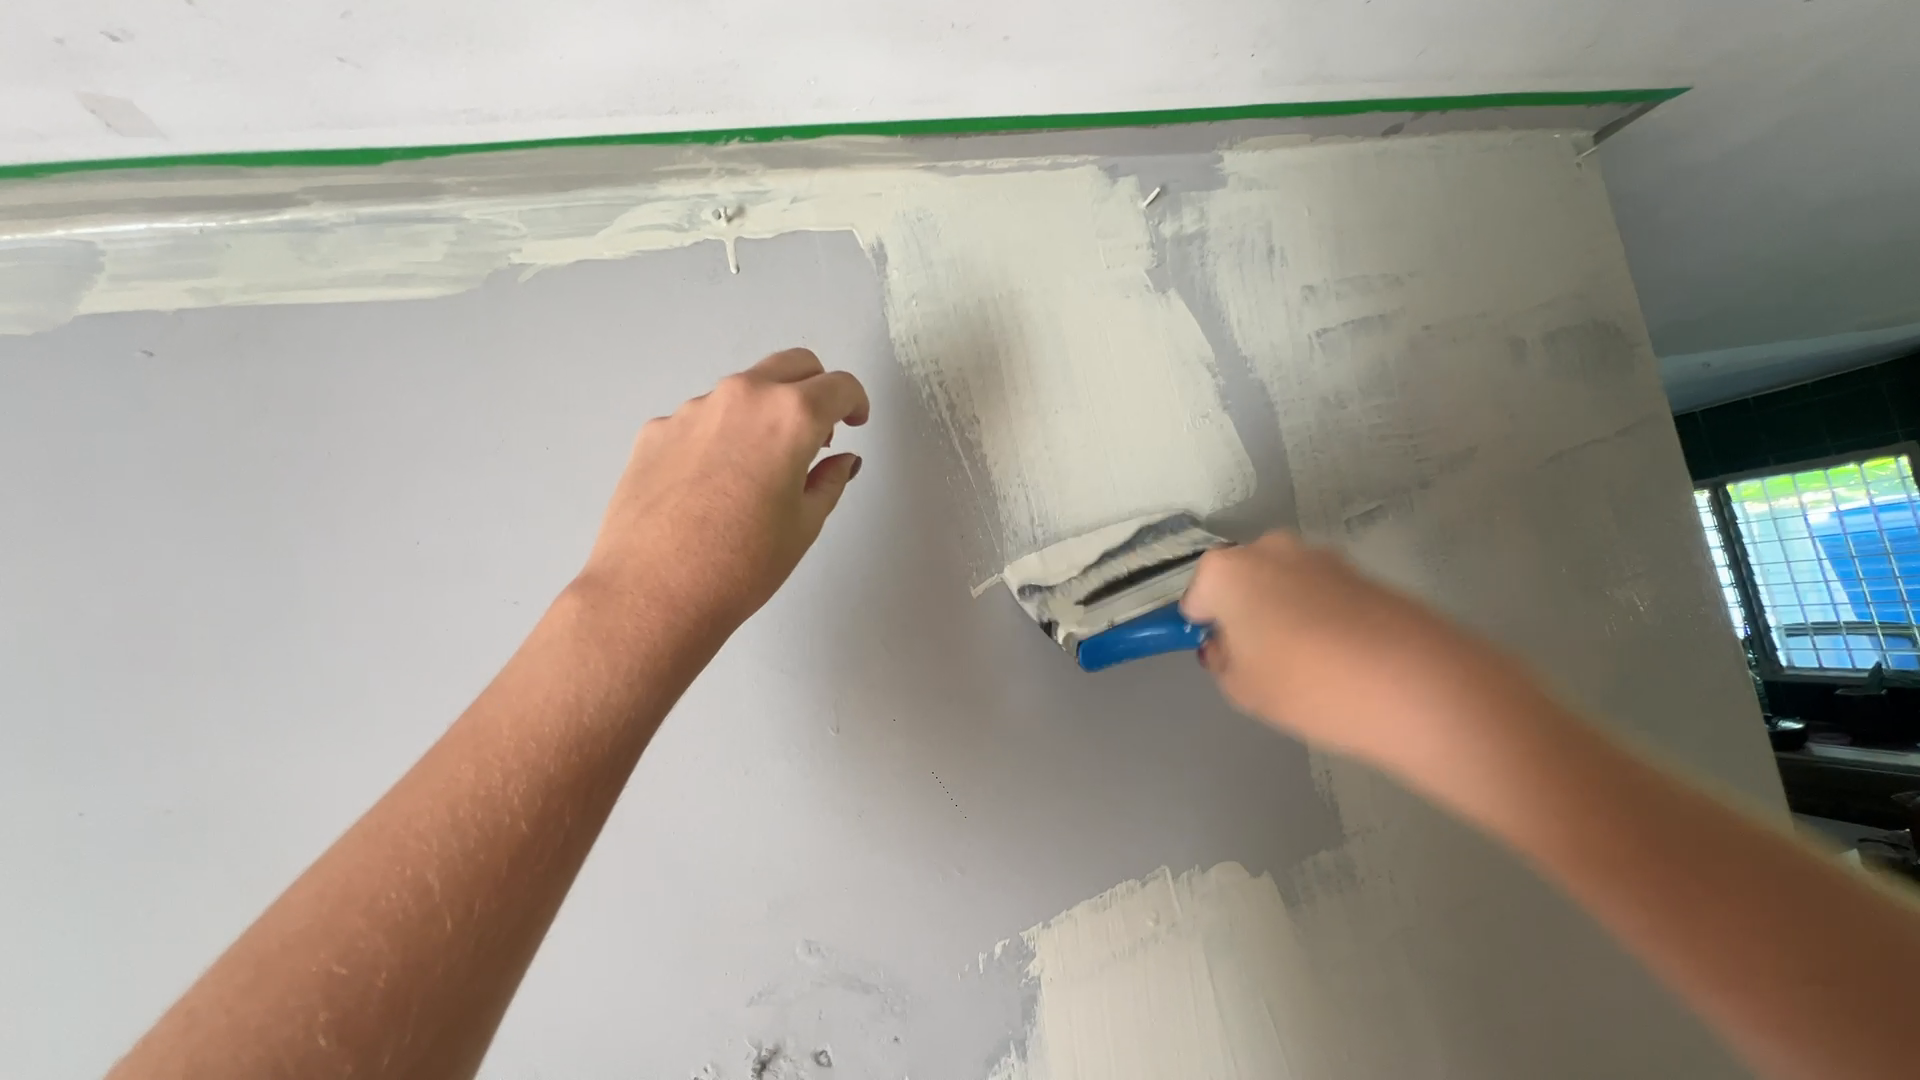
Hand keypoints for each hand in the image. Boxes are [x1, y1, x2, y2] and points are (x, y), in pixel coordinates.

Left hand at [577, 348, 868, 633]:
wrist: (653, 592)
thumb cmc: (741, 565)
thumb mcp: (804, 525)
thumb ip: (829, 480)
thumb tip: (841, 461)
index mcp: (790, 416)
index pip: (839, 386)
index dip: (856, 402)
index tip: (856, 421)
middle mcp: (741, 398)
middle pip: (792, 365)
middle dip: (815, 389)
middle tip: (818, 434)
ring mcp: (693, 410)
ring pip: (743, 390)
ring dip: (764, 412)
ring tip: (761, 467)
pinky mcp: (656, 430)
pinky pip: (702, 418)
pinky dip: (722, 434)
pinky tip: (715, 484)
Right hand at [1180, 531, 1529, 764]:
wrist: (1418, 684)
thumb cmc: (1308, 685)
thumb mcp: (1241, 688)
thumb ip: (1221, 659)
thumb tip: (1228, 644)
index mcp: (1226, 571)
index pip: (1195, 599)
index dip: (1206, 630)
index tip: (1226, 658)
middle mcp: (1268, 549)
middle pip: (1239, 582)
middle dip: (1244, 613)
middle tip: (1264, 661)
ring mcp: (1319, 556)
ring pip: (1281, 585)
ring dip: (1284, 613)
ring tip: (1310, 662)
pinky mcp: (1361, 571)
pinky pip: (1320, 593)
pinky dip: (1321, 616)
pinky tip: (1342, 655)